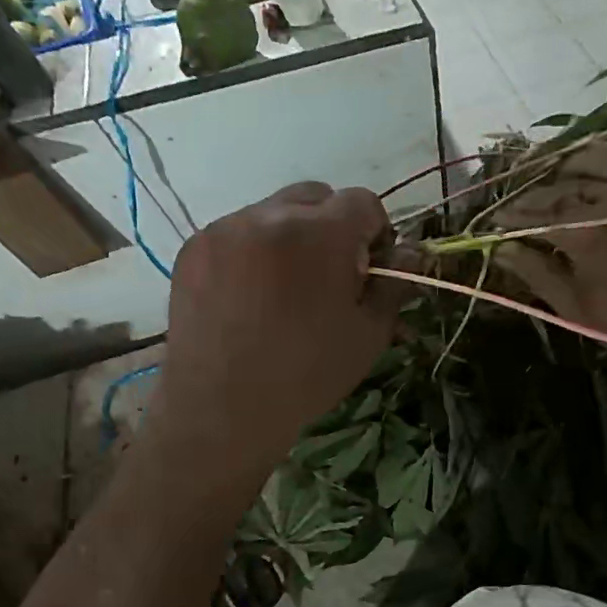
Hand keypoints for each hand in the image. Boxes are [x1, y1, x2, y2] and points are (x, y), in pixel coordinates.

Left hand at [151, 181, 401, 478]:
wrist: (220, 409)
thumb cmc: (306, 375)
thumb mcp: (368, 334)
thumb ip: (395, 282)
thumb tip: (412, 251)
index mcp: (321, 234)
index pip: (363, 201)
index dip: (375, 232)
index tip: (369, 269)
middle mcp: (270, 216)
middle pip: (316, 197)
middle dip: (332, 225)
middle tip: (328, 275)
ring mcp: (226, 228)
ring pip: (274, 211)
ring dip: (291, 235)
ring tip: (284, 287)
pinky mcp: (195, 247)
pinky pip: (238, 231)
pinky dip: (253, 250)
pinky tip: (249, 296)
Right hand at [491, 125, 606, 415]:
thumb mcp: (577, 308)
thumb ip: (538, 272)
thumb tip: (503, 248)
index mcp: (589, 232)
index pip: (537, 210)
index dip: (512, 213)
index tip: (497, 220)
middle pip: (565, 181)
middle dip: (536, 191)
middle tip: (522, 203)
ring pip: (602, 153)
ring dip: (573, 161)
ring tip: (559, 175)